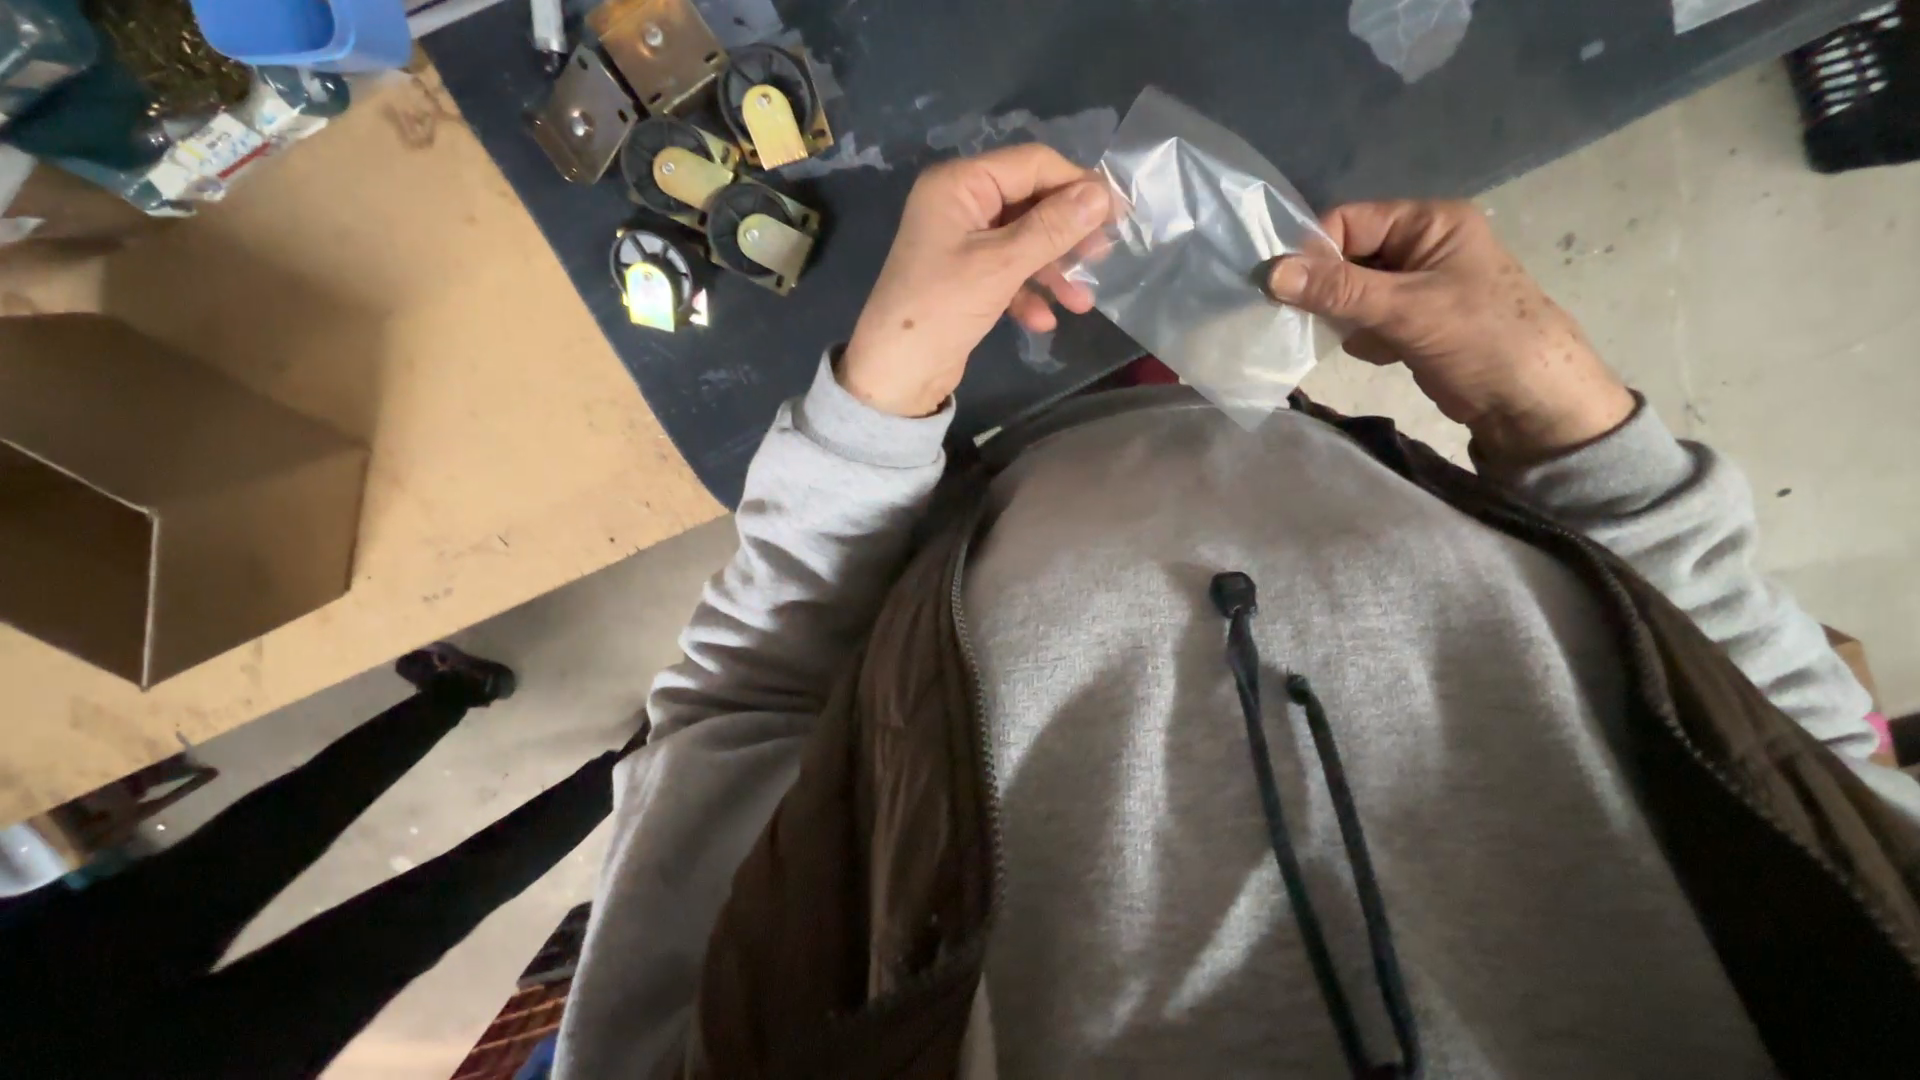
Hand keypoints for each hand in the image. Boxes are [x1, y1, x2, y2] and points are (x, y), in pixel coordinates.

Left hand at [839, 144, 1109, 416]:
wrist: (895, 373)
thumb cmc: (941, 308)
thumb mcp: (1001, 265)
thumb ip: (1052, 228)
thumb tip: (1101, 195)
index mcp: (959, 184)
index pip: (1031, 164)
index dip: (1076, 184)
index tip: (1117, 214)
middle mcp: (960, 205)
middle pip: (1030, 203)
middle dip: (1066, 232)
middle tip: (1102, 257)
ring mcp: (961, 243)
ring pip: (1023, 242)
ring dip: (1053, 270)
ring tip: (1082, 301)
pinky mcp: (965, 278)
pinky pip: (1007, 273)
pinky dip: (1028, 292)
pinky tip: (1043, 321)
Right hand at [1265, 200, 1634, 464]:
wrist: (1526, 400)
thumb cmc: (1479, 338)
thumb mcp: (1405, 308)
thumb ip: (1337, 290)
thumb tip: (1270, 273)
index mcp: (1429, 223)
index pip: (1349, 221)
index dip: (1315, 252)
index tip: (1287, 289)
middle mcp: (1419, 246)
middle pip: (1346, 256)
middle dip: (1328, 289)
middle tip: (1314, 318)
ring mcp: (1414, 285)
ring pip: (1349, 291)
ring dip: (1343, 317)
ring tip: (1362, 337)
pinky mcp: (1408, 319)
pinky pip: (1362, 318)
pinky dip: (1360, 336)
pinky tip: (1381, 352)